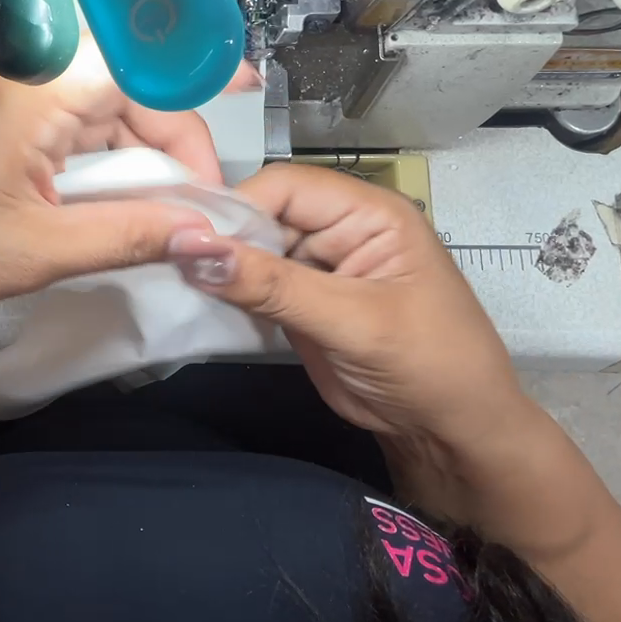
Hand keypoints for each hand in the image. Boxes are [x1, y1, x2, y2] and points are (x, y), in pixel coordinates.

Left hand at [0, 67, 224, 331]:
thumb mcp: (40, 251)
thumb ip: (128, 234)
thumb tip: (204, 232)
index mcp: (27, 94)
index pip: (130, 65)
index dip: (192, 73)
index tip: (247, 86)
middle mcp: (18, 82)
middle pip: (121, 90)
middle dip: (169, 142)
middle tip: (201, 202)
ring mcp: (5, 103)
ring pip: (99, 114)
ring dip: (138, 158)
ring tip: (173, 210)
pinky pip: (69, 132)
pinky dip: (103, 165)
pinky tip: (125, 201)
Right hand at [169, 163, 527, 446]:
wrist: (449, 434)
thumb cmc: (428, 366)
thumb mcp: (353, 322)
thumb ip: (272, 286)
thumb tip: (193, 251)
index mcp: (366, 212)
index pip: (284, 187)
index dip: (236, 207)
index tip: (186, 240)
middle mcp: (336, 228)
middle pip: (260, 214)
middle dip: (220, 239)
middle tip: (171, 265)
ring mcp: (315, 266)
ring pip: (248, 249)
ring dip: (216, 268)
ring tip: (174, 282)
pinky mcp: (296, 299)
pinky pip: (250, 283)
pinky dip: (225, 293)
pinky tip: (196, 301)